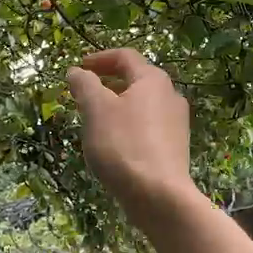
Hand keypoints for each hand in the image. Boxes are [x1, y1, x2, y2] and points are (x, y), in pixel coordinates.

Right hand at [66, 48, 199, 224]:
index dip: (99, 58)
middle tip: (84, 95)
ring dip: (117, 106)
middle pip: (135, 80)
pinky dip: (128, 126)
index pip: (125, 57)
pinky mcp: (175, 147)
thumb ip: (84, 85)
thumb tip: (77, 72)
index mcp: (153, 80)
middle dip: (107, 84)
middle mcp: (170, 96)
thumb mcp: (96, 110)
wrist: (159, 196)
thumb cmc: (124, 145)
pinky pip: (147, 127)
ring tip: (96, 121)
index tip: (79, 68)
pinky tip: (115, 144)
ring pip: (141, 105)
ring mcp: (176, 123)